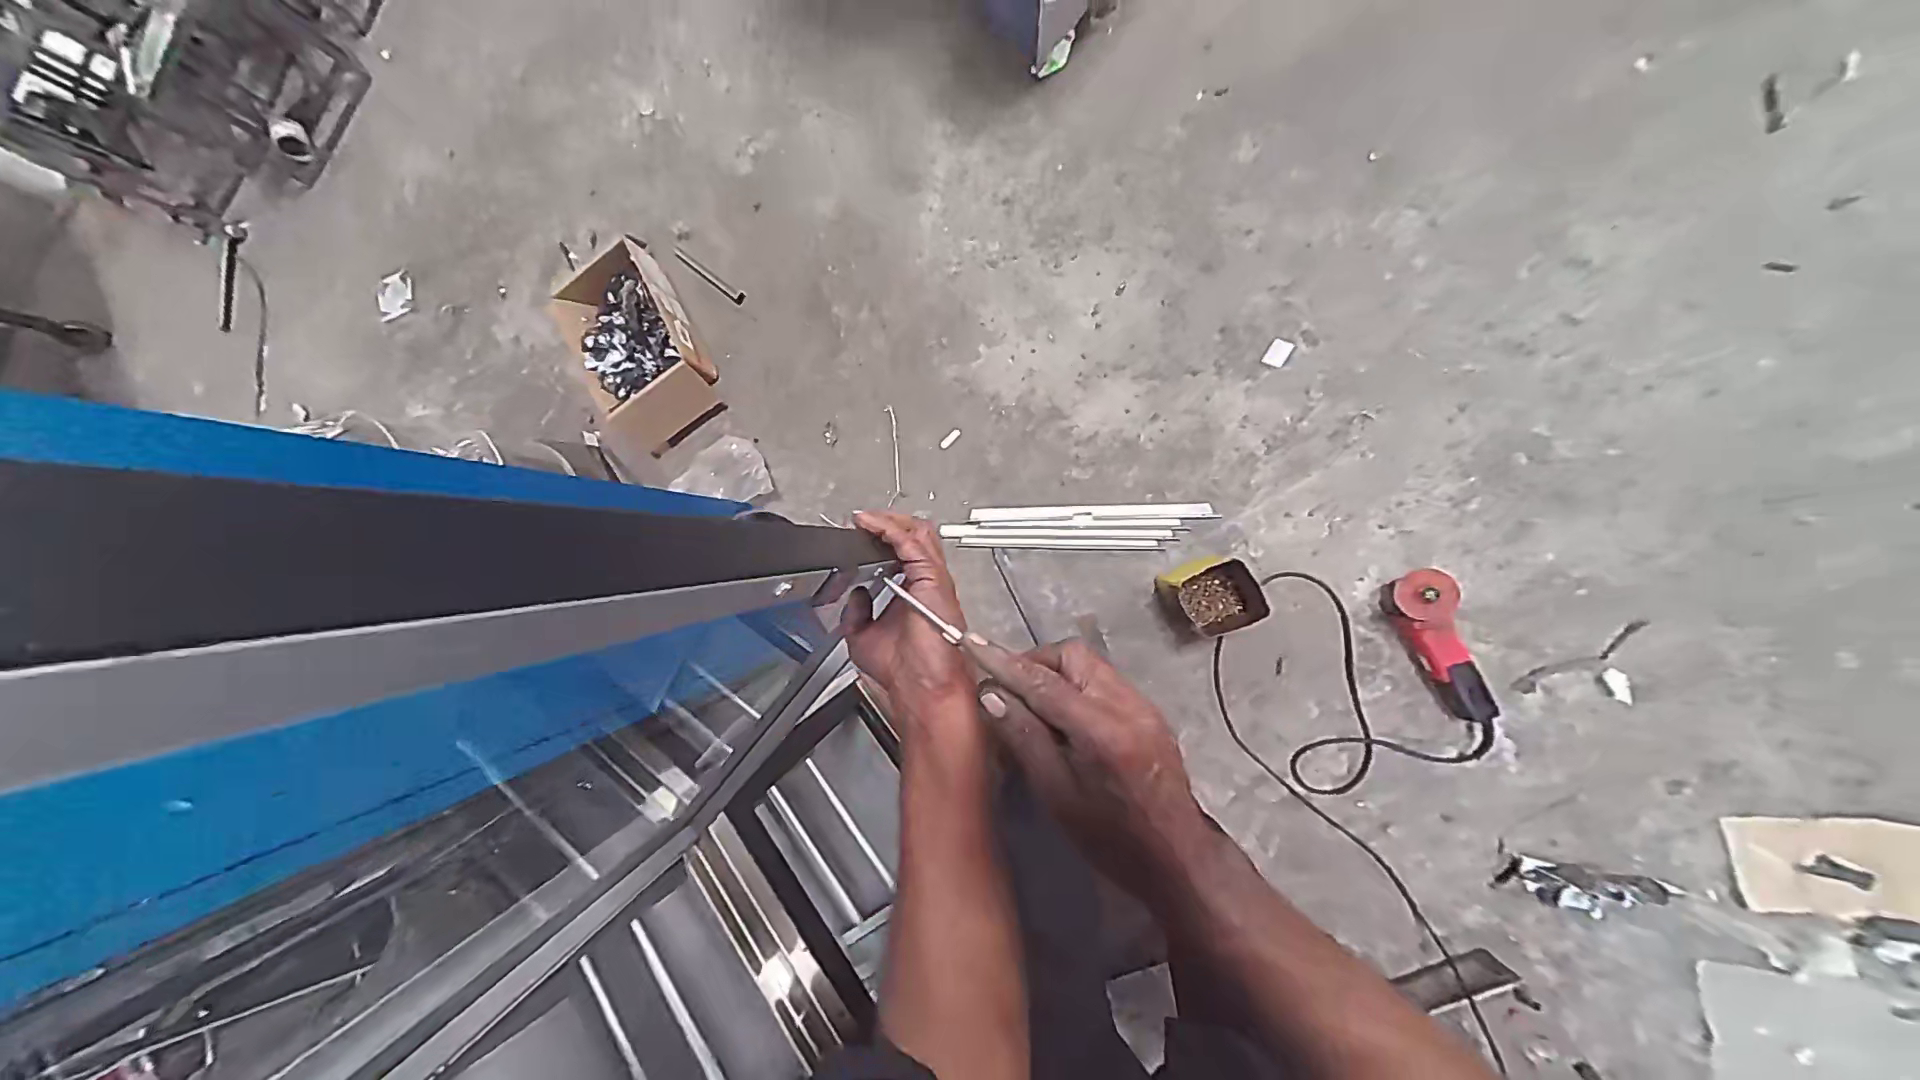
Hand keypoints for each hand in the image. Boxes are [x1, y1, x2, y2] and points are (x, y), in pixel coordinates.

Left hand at [839, 511, 974, 723]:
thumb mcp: (865, 639)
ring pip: (918, 533)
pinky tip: (871, 526)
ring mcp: (933, 580)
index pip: (904, 553)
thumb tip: (855, 595)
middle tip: (863, 521)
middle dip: (888, 523)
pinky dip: (890, 530)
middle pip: (915, 536)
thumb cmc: (907, 674)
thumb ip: (858, 615)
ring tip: (866, 519)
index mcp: (916, 594)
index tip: (859, 533)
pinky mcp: (932, 579)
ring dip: (889, 521)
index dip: (883, 539)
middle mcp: (927, 584)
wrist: (924, 691)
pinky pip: (912, 543)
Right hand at [965, 635, 1213, 908]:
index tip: (973, 645)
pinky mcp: (1149, 712)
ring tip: (1031, 703)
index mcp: (1104, 731)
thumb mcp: (1057, 795)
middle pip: (1072, 656)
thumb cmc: (1111, 840)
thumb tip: (990, 694)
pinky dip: (1075, 686)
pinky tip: (1062, 715)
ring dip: (1055, 673)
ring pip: (1089, 665)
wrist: (1178, 860)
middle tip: (1007, 687)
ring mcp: (1144, 706)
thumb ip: (1024, 737)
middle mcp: (1128, 705)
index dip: (1005, 662)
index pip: (1044, 681)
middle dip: (1035, 662)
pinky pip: (1103, 681)